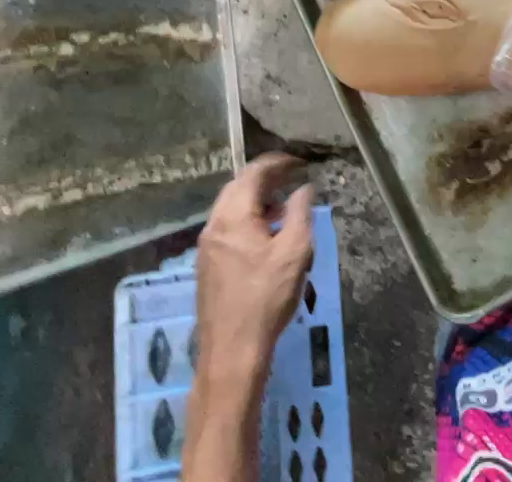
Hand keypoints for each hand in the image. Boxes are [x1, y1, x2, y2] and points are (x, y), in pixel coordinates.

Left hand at [195, 153, 313, 381]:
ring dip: (256, 198)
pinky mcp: (207, 264)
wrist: (232, 350)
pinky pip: (227, 226)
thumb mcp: (295, 252)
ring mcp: (207, 247)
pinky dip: (247, 217)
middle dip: (265, 178)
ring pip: (230, 207)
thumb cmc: (267, 297)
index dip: (277, 163)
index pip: (253, 174)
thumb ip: (300, 213)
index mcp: (233, 217)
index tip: (300, 162)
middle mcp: (214, 226)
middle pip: (237, 187)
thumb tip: (304, 189)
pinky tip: (265, 233)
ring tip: (283, 204)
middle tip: (292, 177)